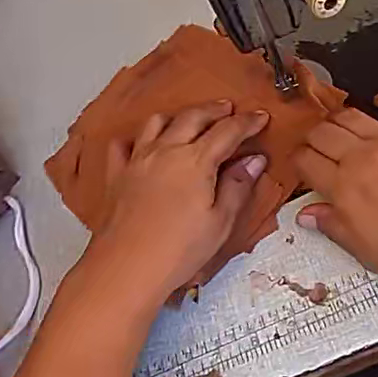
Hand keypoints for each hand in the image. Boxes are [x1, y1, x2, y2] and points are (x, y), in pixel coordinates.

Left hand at [86, 99, 270, 297]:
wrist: (127, 266)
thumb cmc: (176, 250)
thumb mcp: (220, 222)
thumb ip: (237, 186)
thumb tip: (253, 162)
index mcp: (195, 161)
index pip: (228, 131)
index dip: (247, 123)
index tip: (259, 118)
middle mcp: (165, 152)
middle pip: (193, 117)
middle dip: (214, 110)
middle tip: (229, 110)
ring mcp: (138, 160)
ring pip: (158, 122)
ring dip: (178, 116)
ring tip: (190, 118)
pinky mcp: (117, 175)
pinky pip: (123, 144)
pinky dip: (135, 137)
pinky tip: (141, 142)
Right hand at [292, 91, 377, 289]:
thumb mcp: (370, 253)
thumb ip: (335, 228)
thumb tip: (309, 215)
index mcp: (345, 189)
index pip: (306, 163)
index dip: (297, 161)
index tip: (298, 164)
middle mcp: (363, 158)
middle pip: (322, 133)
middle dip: (311, 137)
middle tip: (312, 144)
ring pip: (351, 115)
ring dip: (337, 117)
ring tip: (334, 124)